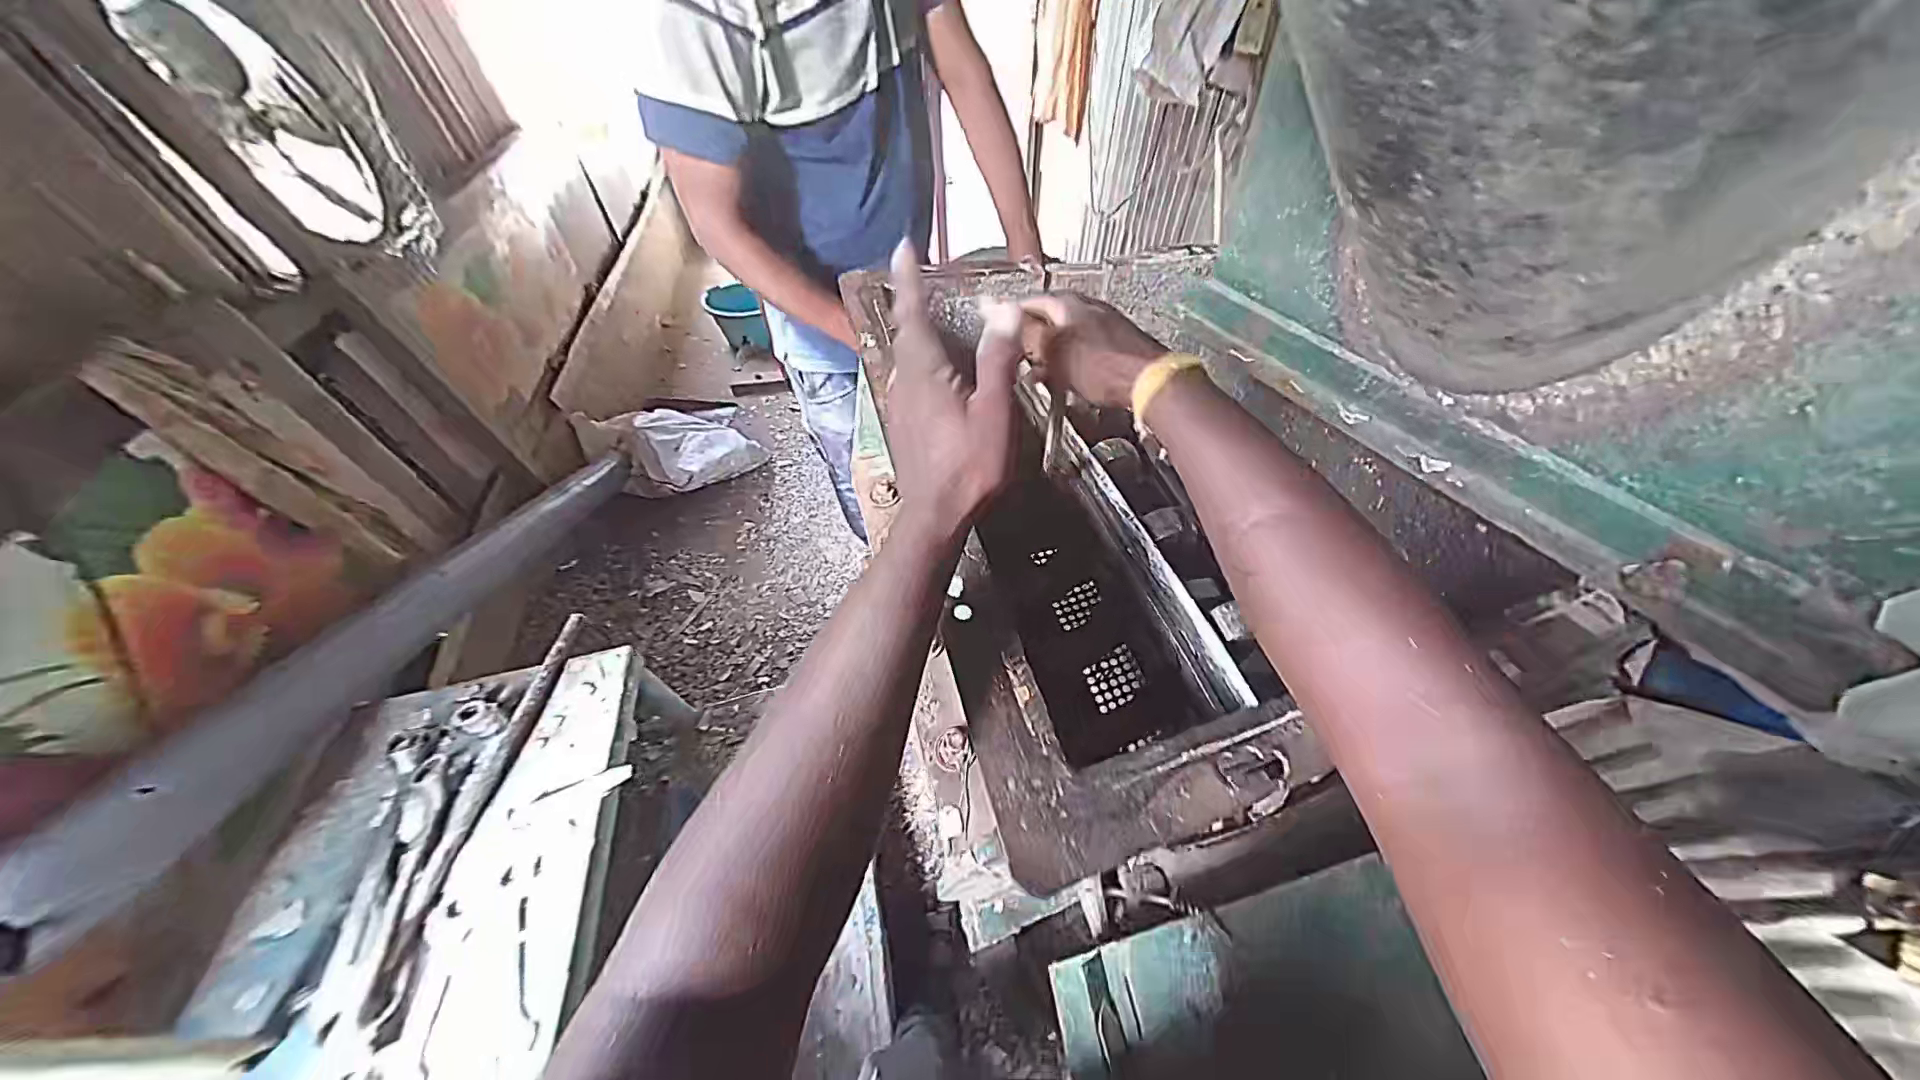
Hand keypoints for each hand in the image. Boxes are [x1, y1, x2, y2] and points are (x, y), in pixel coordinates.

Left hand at [884, 242, 1019, 537]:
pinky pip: (909, 379)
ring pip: (906, 358)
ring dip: (917, 334)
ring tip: (935, 320)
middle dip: (914, 303)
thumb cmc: (969, 467)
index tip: (903, 247)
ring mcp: (899, 406)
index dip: (909, 280)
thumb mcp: (993, 412)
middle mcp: (903, 383)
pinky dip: (921, 363)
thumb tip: (1004, 311)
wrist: (935, 515)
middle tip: (926, 280)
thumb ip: (998, 361)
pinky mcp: (902, 424)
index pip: (912, 314)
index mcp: (924, 373)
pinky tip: (937, 373)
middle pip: (906, 333)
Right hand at [1014, 292, 1168, 408]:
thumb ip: (1026, 332)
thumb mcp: (1053, 349)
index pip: (1028, 303)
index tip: (998, 333)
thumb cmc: (1106, 366)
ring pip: (1065, 338)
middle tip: (1020, 360)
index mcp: (1068, 303)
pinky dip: (1070, 365)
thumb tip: (1000, 315)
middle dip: (1031, 341)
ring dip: (1051, 356)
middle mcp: (1087, 309)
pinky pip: (1083, 353)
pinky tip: (1069, 381)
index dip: (1009, 319)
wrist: (1148, 383)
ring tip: (1043, 374)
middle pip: (1048, 321)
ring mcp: (1104, 327)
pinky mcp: (1115, 348)